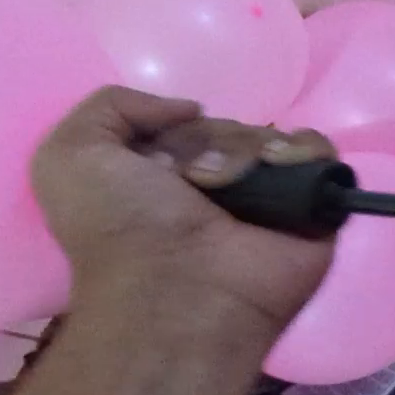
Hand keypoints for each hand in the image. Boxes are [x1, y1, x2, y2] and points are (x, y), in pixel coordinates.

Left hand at [30, 86, 338, 336]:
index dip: (177, 130)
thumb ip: (110, 107)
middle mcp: (226, 186)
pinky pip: (322, 154)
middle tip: (200, 181)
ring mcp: (275, 195)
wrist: (185, 287)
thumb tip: (192, 108)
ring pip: (279, 136)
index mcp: (172, 178)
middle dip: (216, 141)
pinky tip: (279, 171)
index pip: (194, 125)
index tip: (162, 163)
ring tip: (238, 184)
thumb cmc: (124, 227)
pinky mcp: (318, 204)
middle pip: (237, 128)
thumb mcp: (71, 158)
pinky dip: (303, 151)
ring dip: (255, 148)